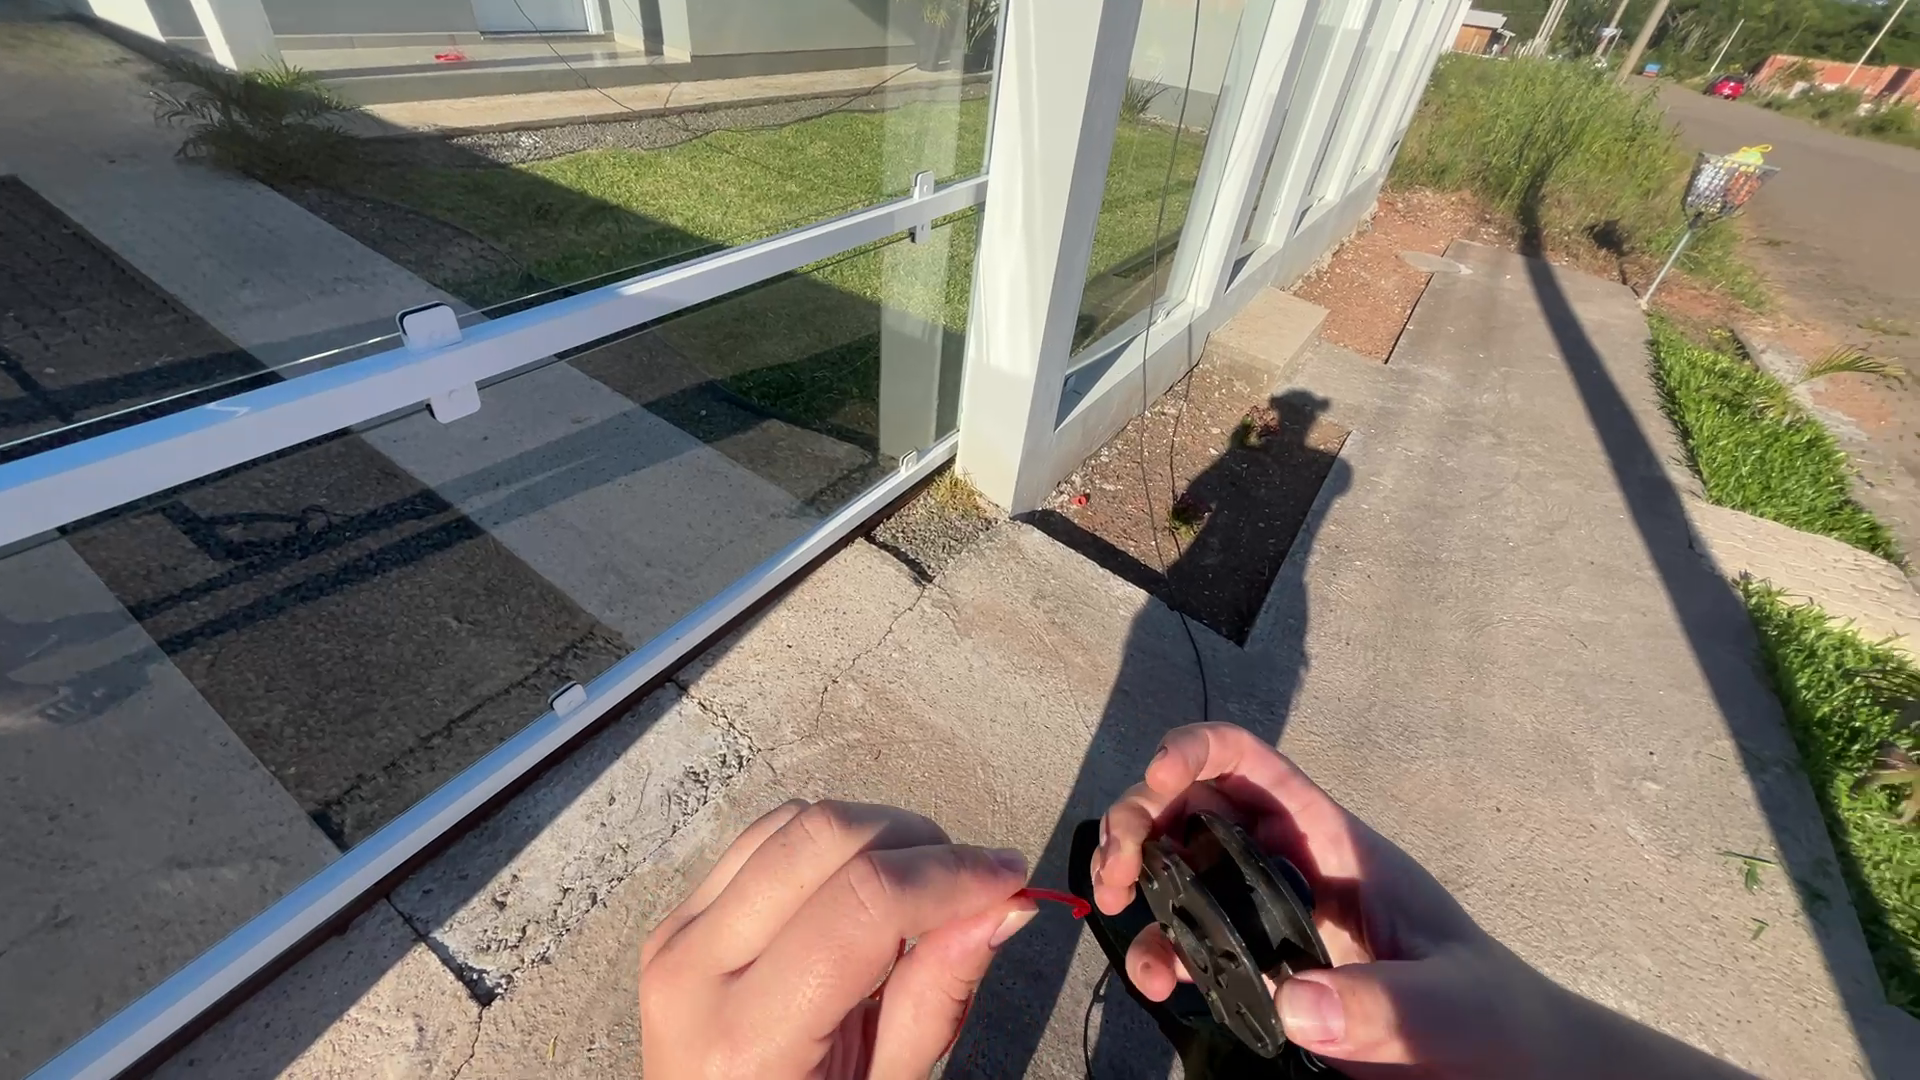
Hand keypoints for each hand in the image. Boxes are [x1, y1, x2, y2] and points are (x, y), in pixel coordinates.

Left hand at [640, 800, 1036, 1078]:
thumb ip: (938, 996)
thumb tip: (1006, 903)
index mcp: (745, 1041)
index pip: (864, 903)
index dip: (949, 873)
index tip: (1010, 873)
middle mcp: (695, 969)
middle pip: (827, 835)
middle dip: (918, 839)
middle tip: (968, 879)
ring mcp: (678, 930)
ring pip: (798, 819)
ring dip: (877, 830)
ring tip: (917, 883)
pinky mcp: (681, 910)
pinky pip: (768, 832)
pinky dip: (832, 837)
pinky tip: (861, 878)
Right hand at [1091, 724, 1751, 1078]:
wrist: (1504, 1069)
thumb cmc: (1495, 1018)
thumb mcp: (1456, 1008)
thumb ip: (1387, 1006)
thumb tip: (1295, 1006)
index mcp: (1322, 834)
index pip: (1248, 761)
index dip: (1197, 748)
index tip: (1160, 776)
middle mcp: (1278, 856)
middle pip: (1189, 803)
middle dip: (1141, 817)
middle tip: (1119, 868)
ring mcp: (1258, 905)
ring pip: (1173, 858)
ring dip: (1132, 870)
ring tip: (1113, 905)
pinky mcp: (1249, 955)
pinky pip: (1185, 932)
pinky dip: (1155, 945)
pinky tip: (1153, 980)